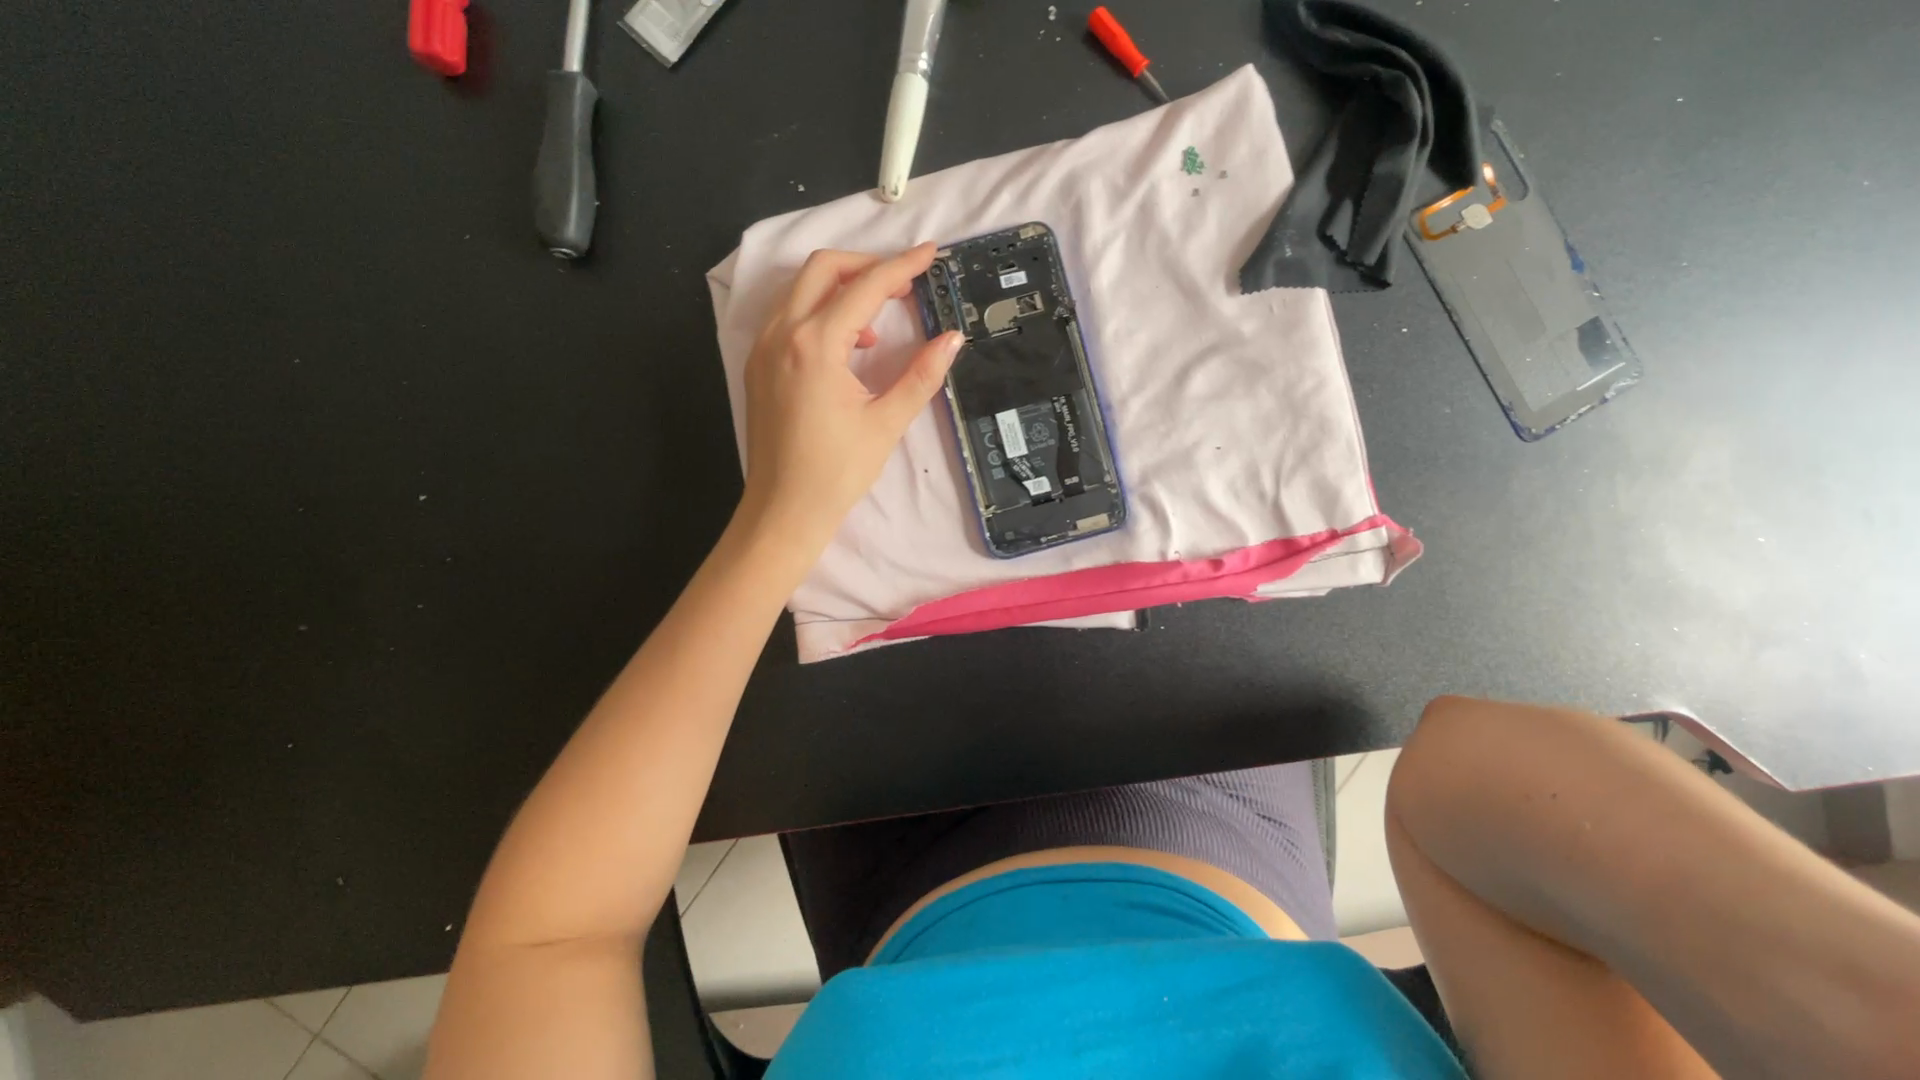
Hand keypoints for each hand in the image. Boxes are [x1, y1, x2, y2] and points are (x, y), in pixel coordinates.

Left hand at [737, 242, 964, 550]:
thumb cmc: (836, 472)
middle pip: (823, 269)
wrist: (783, 510)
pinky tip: (848, 344)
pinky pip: (788, 315)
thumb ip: (921, 375)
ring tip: (879, 319)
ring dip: (841, 286)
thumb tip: (953, 339)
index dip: (902, 267)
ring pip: (800, 288)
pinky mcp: (757, 364)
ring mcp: (763, 348)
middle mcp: (781, 335)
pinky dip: (819, 310)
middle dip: (867, 265)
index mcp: (815, 345)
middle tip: (903, 283)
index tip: (930, 254)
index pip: (864, 287)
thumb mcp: (886, 422)